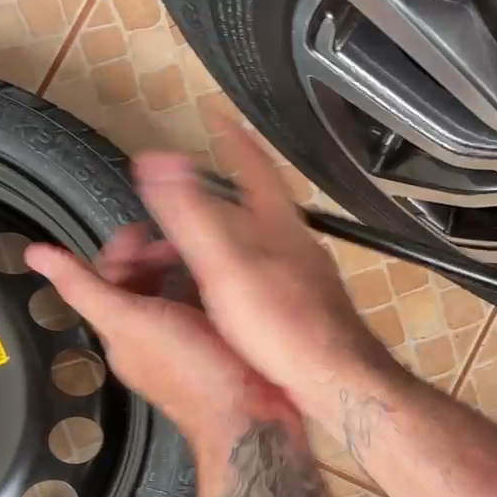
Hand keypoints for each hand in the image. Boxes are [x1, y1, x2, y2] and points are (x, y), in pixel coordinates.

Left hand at [23, 220, 293, 455]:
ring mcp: (189, 345)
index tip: (144, 227)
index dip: (120, 251)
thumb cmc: (191, 369)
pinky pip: (208, 310)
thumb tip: (33, 254)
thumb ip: (83, 287)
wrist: (250, 412)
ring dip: (184, 270)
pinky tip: (227, 283)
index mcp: (124, 335)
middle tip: (179, 239)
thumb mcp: (129, 321)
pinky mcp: (222, 349)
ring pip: (176, 297)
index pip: (108, 282)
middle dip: (154, 257)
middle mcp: (152, 340)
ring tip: (204, 254)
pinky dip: (211, 289)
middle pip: (143, 288)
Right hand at [129, 127, 396, 410]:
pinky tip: (240, 290)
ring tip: (215, 233)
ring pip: (270, 241)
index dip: (235, 139)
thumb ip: (193, 214)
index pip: (257, 168)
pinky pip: (273, 275)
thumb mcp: (226, 267)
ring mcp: (308, 278)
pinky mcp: (310, 310)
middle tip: (210, 180)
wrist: (337, 380)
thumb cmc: (288, 330)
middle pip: (265, 204)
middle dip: (235, 188)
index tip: (219, 117)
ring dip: (241, 231)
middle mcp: (299, 246)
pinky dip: (249, 270)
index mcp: (278, 228)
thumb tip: (159, 161)